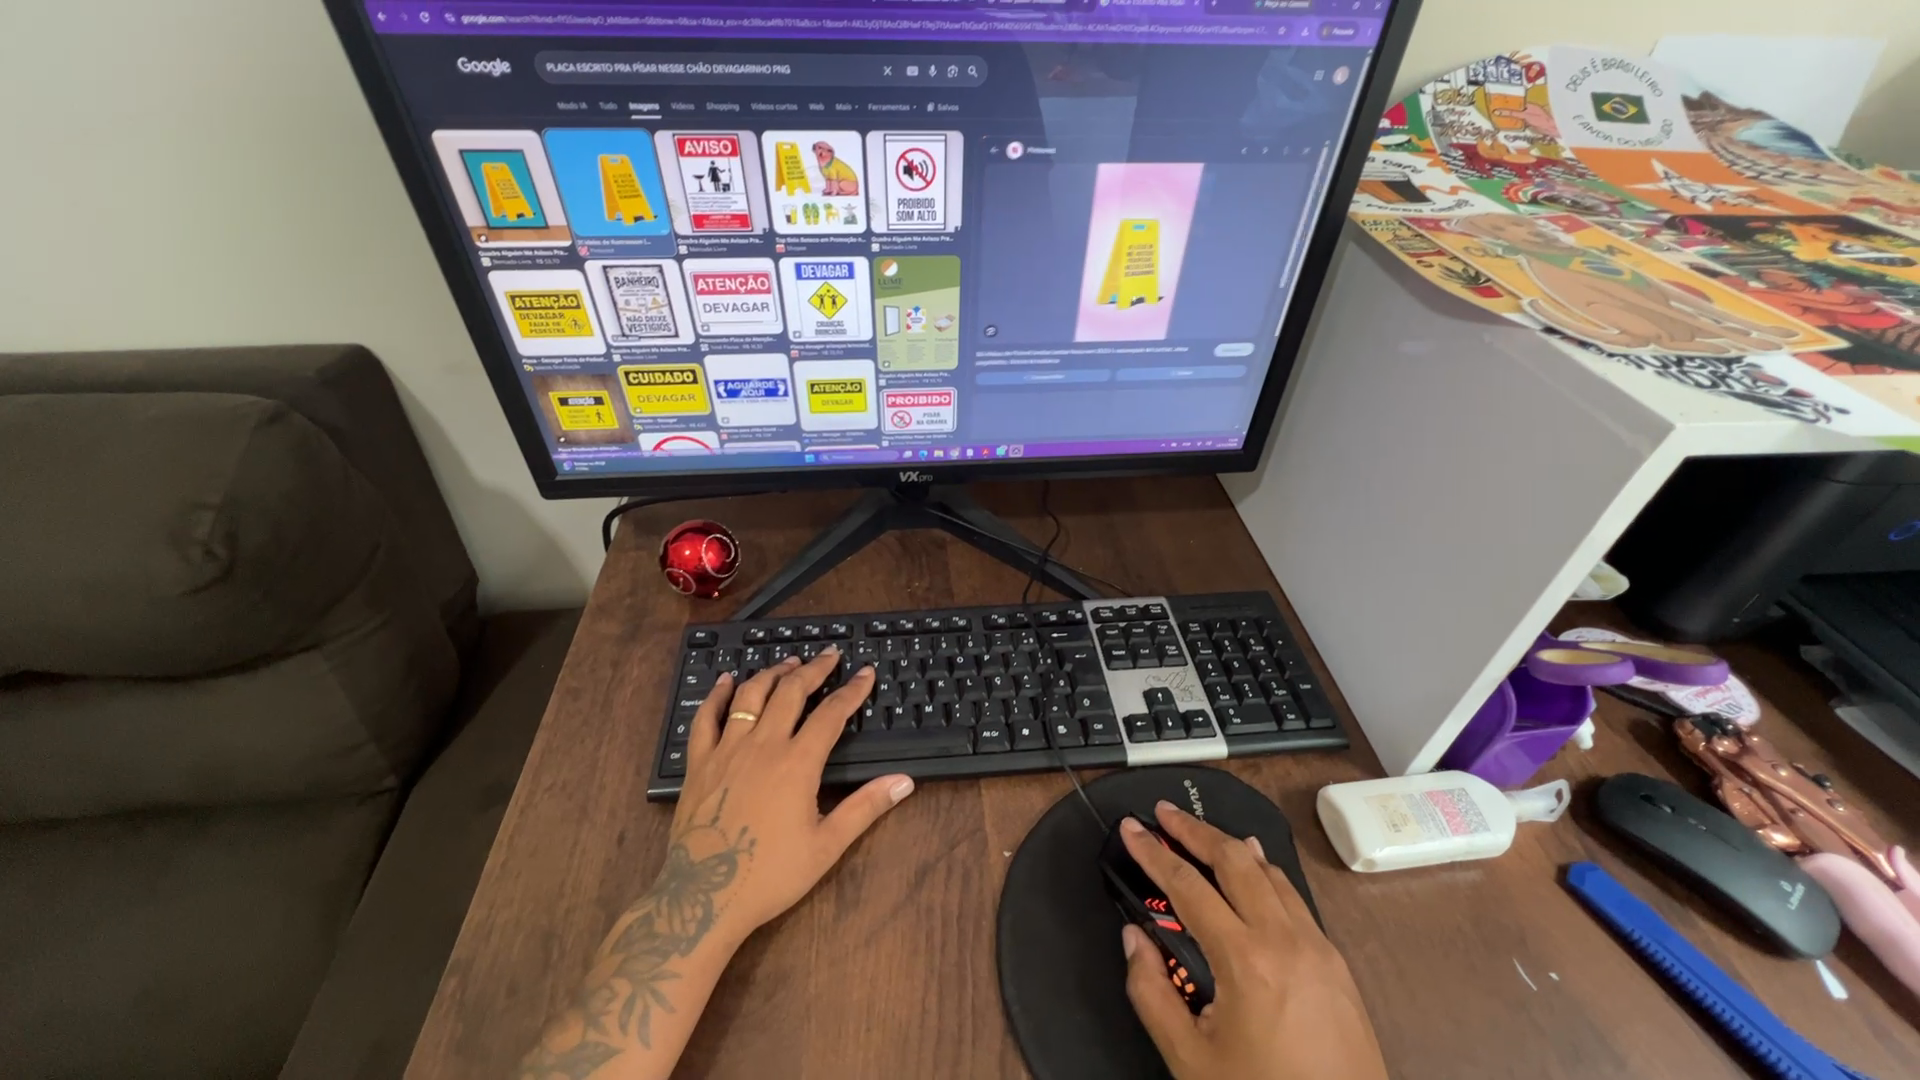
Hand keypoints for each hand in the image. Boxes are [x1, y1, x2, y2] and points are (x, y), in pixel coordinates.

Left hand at [671, 649, 914, 947]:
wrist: (705, 898)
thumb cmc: (771, 875)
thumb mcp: (827, 845)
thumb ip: (865, 807)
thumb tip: (904, 781)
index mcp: (797, 763)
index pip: (831, 714)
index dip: (852, 690)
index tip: (866, 673)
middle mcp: (762, 746)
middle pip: (790, 693)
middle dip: (813, 669)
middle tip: (829, 656)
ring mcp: (726, 751)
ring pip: (750, 697)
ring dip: (772, 674)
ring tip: (788, 663)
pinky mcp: (698, 764)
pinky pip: (705, 718)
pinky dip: (717, 695)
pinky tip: (726, 681)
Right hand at [1120, 801, 1386, 1079]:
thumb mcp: (1190, 1058)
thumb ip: (1151, 992)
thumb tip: (1132, 938)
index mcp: (1246, 961)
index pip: (1187, 886)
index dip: (1153, 852)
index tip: (1130, 828)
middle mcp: (1285, 940)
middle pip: (1234, 859)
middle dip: (1194, 829)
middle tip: (1163, 813)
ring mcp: (1317, 947)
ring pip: (1269, 871)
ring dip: (1229, 845)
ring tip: (1199, 832)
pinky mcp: (1335, 962)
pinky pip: (1292, 896)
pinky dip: (1263, 871)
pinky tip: (1253, 869)